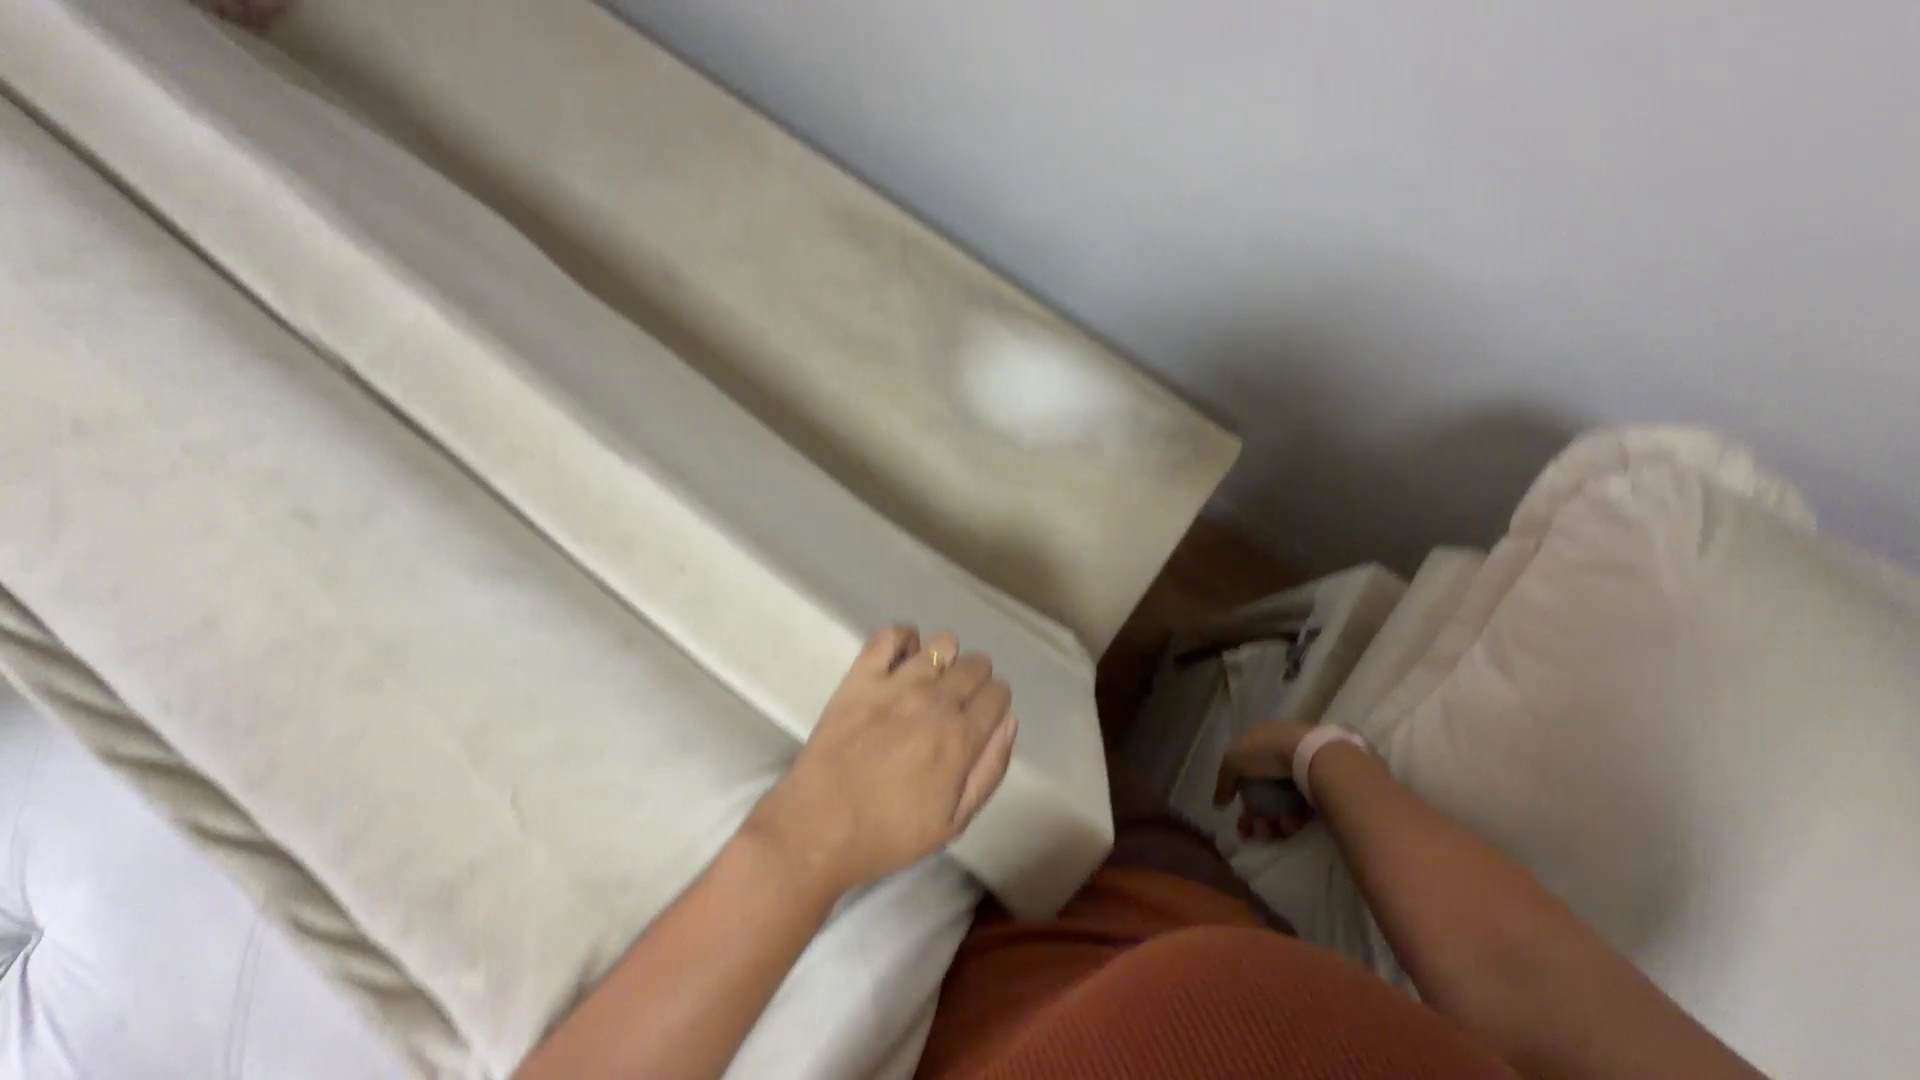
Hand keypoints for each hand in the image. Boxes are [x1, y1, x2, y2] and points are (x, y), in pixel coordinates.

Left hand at [746, 625, 1017, 894]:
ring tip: (929, 683)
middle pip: (976, 664)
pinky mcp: (860, 676)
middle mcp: (935, 701)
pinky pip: (891, 634)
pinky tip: (901, 659)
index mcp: (962, 737)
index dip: (995, 705)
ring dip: (945, 660)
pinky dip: (903, 639)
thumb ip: (990, 770)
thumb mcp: (954, 822)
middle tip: (955, 706)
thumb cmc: (888, 834)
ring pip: (942, 643)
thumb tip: (1009, 722)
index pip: (999, 694)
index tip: (981, 719)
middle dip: (976, 681)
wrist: (817, 829)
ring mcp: (896, 683)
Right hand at [1214, 719, 1318, 840]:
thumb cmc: (1267, 752)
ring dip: (1276, 819)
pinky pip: (1303, 803)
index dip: (1240, 795)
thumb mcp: (1234, 760)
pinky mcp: (1321, 781)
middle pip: (1265, 788)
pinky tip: (1293, 825)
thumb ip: (1224, 781)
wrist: (1313, 754)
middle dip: (1259, 814)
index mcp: (1259, 739)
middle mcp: (1280, 750)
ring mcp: (1302, 765)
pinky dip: (1295, 816)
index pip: (1245, 770)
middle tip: (1259, 833)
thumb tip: (1218, 803)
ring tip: (1278, 832)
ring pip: (1284, 799)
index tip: (1241, 818)